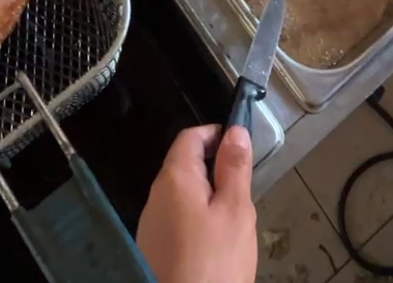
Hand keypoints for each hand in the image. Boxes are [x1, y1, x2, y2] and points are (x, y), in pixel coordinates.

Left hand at [137, 125, 256, 282]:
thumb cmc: (214, 261)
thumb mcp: (235, 211)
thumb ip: (235, 168)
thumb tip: (235, 130)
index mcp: (174, 177)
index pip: (191, 136)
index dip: (216, 135)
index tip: (240, 150)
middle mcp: (156, 195)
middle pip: (185, 164)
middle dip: (215, 169)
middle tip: (241, 192)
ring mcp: (151, 225)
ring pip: (182, 195)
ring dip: (206, 197)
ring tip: (231, 221)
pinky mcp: (151, 250)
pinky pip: (176, 220)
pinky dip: (195, 221)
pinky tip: (213, 245)